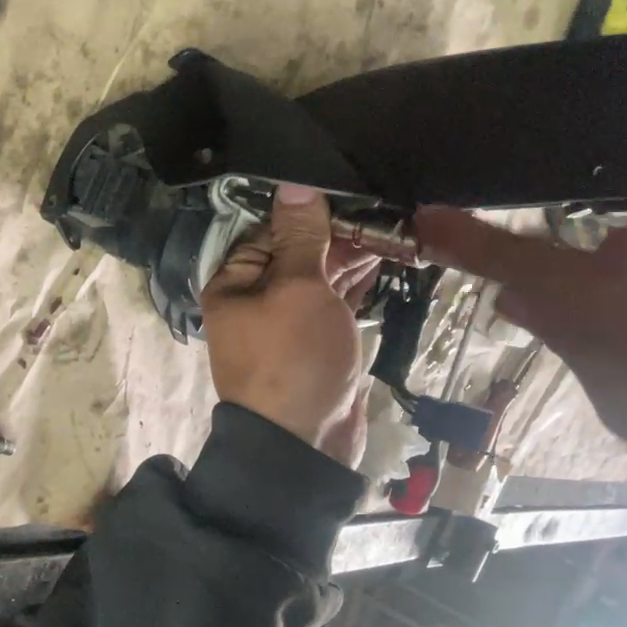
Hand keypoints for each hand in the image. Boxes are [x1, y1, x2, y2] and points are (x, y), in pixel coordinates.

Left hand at [202, 184, 379, 464]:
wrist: (303, 440)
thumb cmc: (293, 358)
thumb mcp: (297, 289)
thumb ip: (301, 238)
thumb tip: (295, 185)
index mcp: (231, 284)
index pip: (268, 231)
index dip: (307, 211)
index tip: (350, 188)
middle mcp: (251, 299)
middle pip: (294, 252)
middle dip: (335, 233)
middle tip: (386, 209)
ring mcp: (283, 322)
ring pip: (316, 277)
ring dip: (351, 256)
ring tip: (396, 229)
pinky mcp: (312, 342)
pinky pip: (331, 302)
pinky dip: (354, 283)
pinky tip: (385, 260)